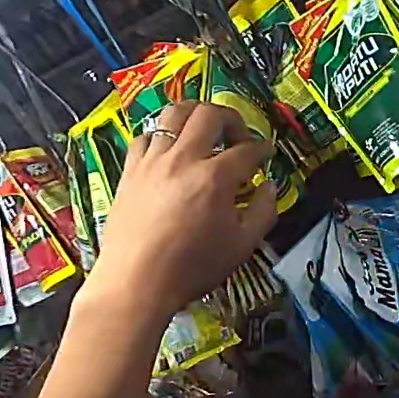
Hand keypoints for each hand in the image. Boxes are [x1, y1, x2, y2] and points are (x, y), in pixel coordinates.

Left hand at [79, 101, 277, 327]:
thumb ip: (264, 210)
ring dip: (196, 116)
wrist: (136, 283)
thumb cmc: (194, 267)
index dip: (263, 149)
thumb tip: (268, 186)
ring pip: (173, 114)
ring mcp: (152, 161)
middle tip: (239, 137)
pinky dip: (163, 136)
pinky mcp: (130, 170)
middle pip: (209, 114)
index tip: (268, 154)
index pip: (247, 149)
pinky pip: (145, 136)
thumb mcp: (244, 244)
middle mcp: (183, 159)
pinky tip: (172, 152)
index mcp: (216, 178)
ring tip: (206, 132)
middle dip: (232, 119)